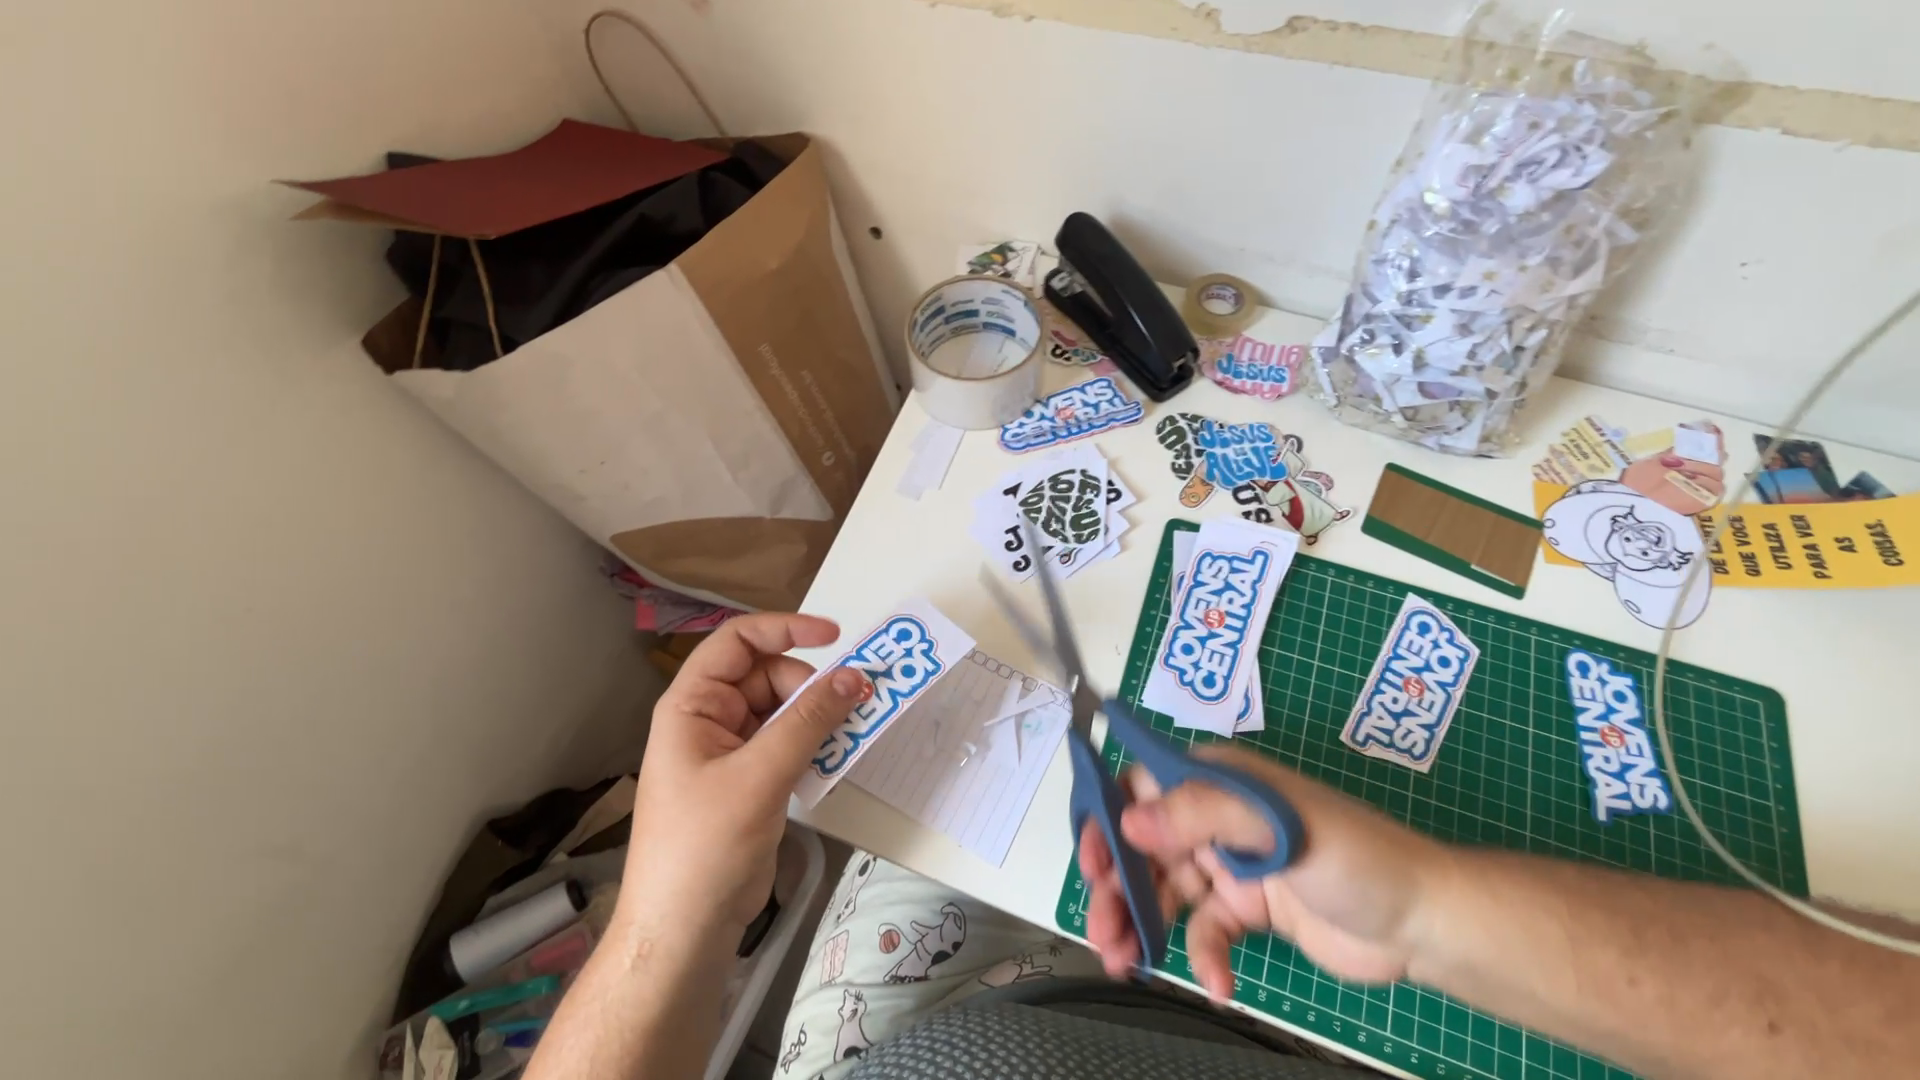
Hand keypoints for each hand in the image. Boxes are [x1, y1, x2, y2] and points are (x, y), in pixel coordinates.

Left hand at [621, 614, 870, 935]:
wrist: (684, 930)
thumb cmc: (705, 845)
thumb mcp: (760, 776)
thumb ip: (808, 723)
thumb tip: (855, 678)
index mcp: (693, 705)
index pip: (738, 642)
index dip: (785, 629)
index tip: (835, 637)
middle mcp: (710, 720)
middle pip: (768, 677)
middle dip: (811, 687)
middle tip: (851, 708)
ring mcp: (731, 753)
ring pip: (784, 712)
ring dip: (817, 719)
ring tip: (849, 736)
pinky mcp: (751, 782)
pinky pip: (788, 745)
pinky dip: (814, 746)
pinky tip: (834, 762)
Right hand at [1078, 745, 1452, 997]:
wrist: (1421, 923)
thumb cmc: (1353, 855)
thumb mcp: (1279, 825)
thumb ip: (1203, 814)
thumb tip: (1129, 818)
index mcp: (1217, 782)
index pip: (1141, 786)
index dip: (1107, 818)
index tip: (1092, 861)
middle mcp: (1213, 819)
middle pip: (1143, 846)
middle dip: (1117, 885)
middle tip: (1102, 928)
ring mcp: (1227, 865)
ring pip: (1164, 892)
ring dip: (1141, 925)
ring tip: (1123, 963)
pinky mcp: (1244, 911)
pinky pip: (1206, 931)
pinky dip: (1204, 957)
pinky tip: (1219, 986)